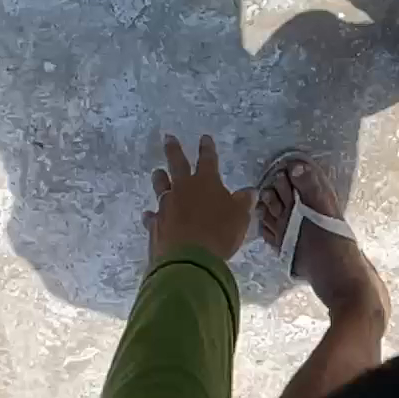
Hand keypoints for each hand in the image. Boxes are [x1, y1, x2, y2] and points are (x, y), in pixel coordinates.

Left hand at [143, 134, 255, 263]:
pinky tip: (148, 215)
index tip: (204, 138)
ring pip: (161, 185)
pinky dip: (151, 215)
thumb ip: (243, 202)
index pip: (208, 159)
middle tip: (168, 138)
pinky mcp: (156, 224)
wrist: (189, 260)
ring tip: (157, 172)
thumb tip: (250, 191)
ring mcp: (167, 205)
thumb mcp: (240, 217)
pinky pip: (152, 216)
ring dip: (159, 178)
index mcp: (206, 182)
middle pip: (177, 164)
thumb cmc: (219, 233)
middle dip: (174, 149)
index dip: (207, 148)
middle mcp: (184, 188)